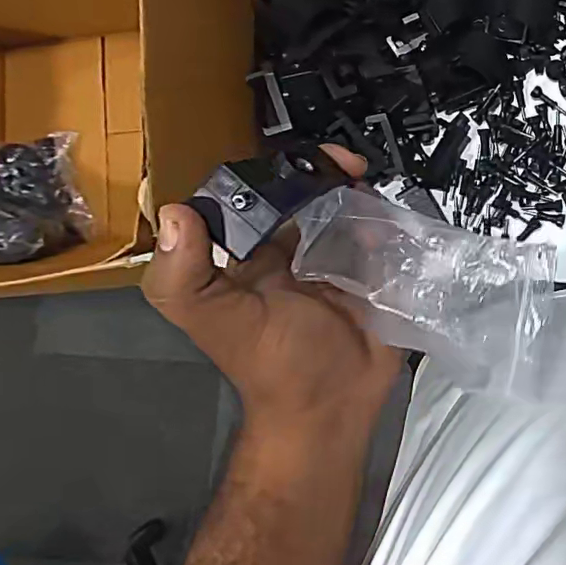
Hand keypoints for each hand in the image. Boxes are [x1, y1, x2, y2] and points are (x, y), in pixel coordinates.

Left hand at [143, 145, 404, 423]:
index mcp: (254, 254)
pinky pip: (381, 234)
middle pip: (311, 193)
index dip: (274, 170)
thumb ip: (186, 276)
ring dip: (360, 190)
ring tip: (371, 182)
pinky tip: (390, 213)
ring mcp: (339, 258)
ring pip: (348, 207)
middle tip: (350, 164)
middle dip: (328, 171)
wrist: (336, 406)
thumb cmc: (275, 363)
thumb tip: (175, 211)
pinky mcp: (374, 271)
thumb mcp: (219, 320)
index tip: (298, 158)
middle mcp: (297, 249)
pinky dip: (386, 219)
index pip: (259, 196)